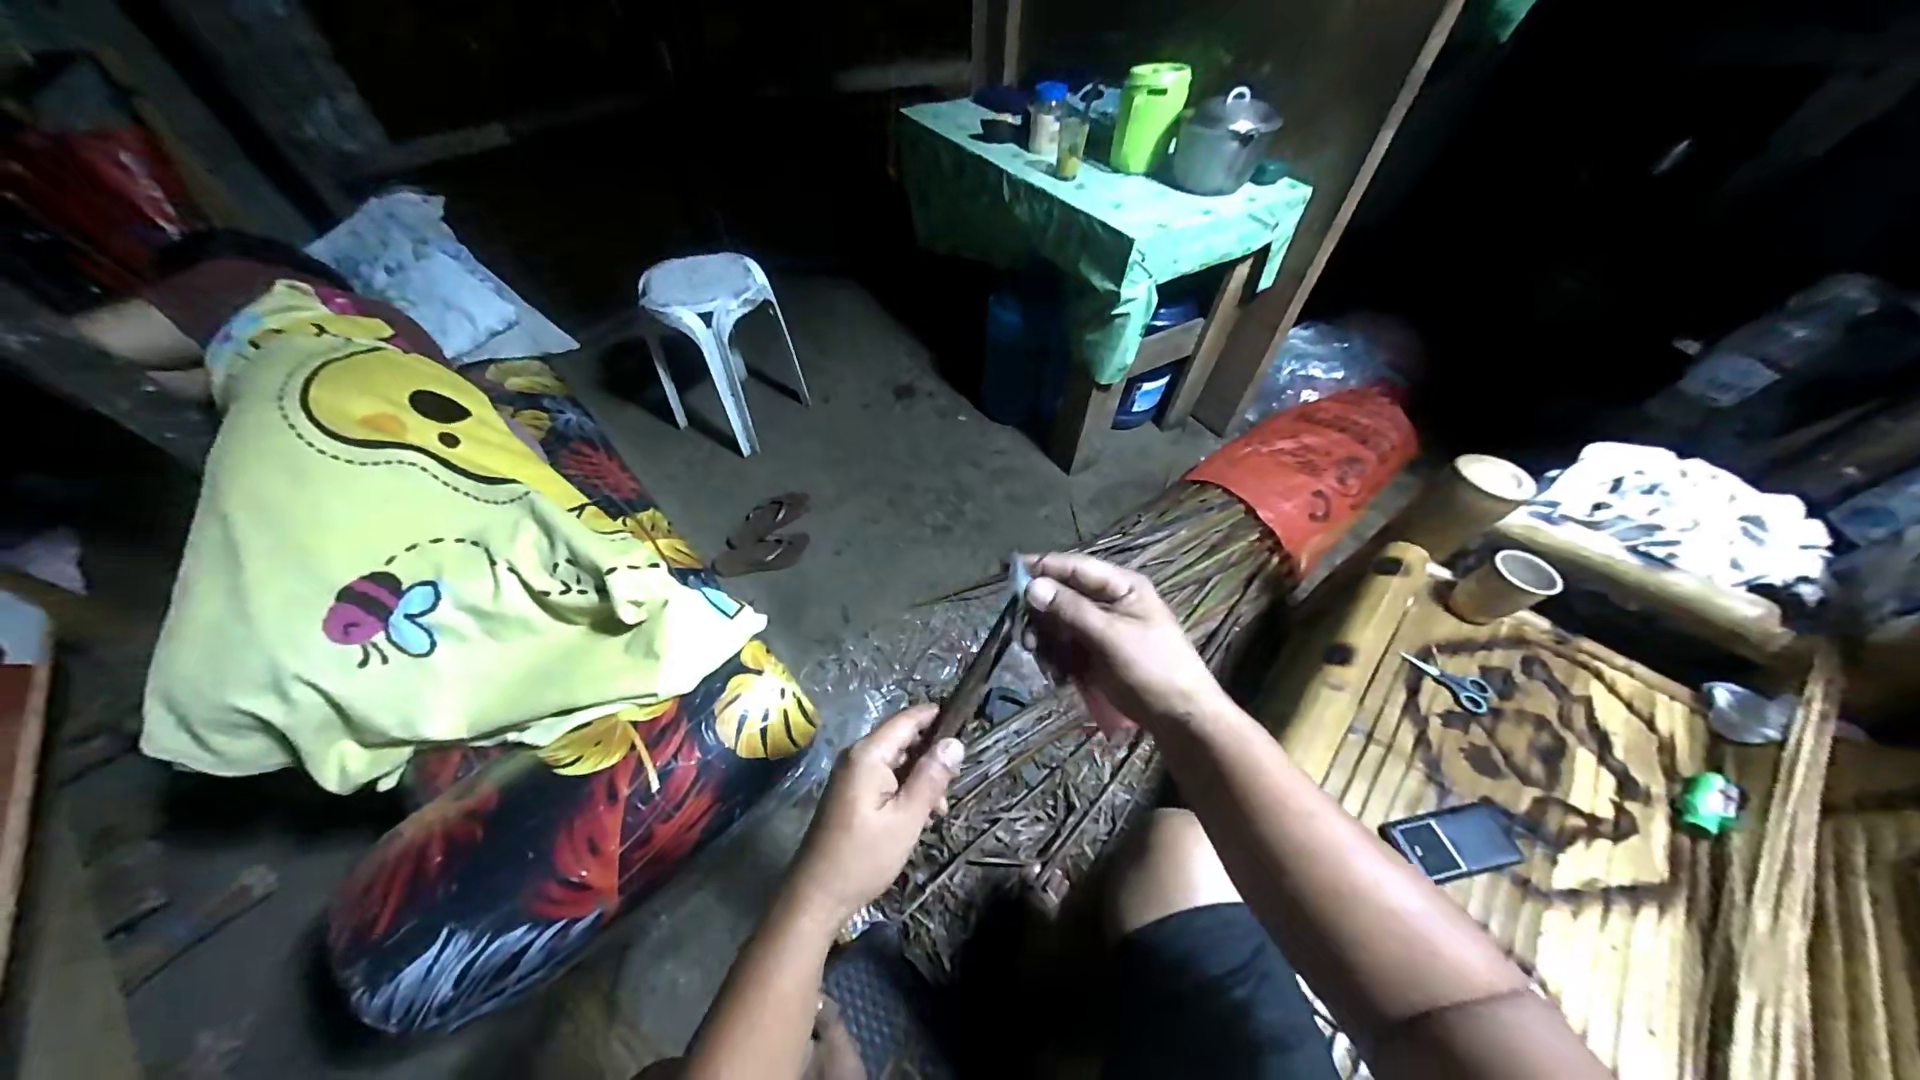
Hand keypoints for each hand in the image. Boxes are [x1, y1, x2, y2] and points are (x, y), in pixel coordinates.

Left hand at [784, 705, 963, 927]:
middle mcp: (857, 756)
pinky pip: (886, 777)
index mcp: (868, 754)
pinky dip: (906, 788)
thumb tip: (955, 742)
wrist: (816, 897)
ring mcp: (852, 774)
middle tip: (956, 779)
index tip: (966, 721)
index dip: (936, 716)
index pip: (907, 719)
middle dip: (931, 753)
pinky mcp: (851, 792)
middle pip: (903, 738)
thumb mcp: (906, 818)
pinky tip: (922, 813)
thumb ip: (931, 777)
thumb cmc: (863, 857)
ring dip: (921, 776)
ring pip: (897, 760)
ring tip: (940, 806)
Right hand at [1023, 552, 1229, 733]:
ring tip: (1044, 663)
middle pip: (1060, 595)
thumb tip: (1031, 586)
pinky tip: (1056, 675)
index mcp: (1120, 586)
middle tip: (1024, 637)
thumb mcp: (1110, 635)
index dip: (1041, 567)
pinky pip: (1063, 646)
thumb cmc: (1152, 667)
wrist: (1179, 716)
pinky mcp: (1093, 652)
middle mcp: (1107, 601)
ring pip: (1057, 623)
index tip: (1007, 572)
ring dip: (1045, 641)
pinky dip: (1054, 658)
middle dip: (1039, 615)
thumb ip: (1071, 609)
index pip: (1073, 567)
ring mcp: (1100, 628)